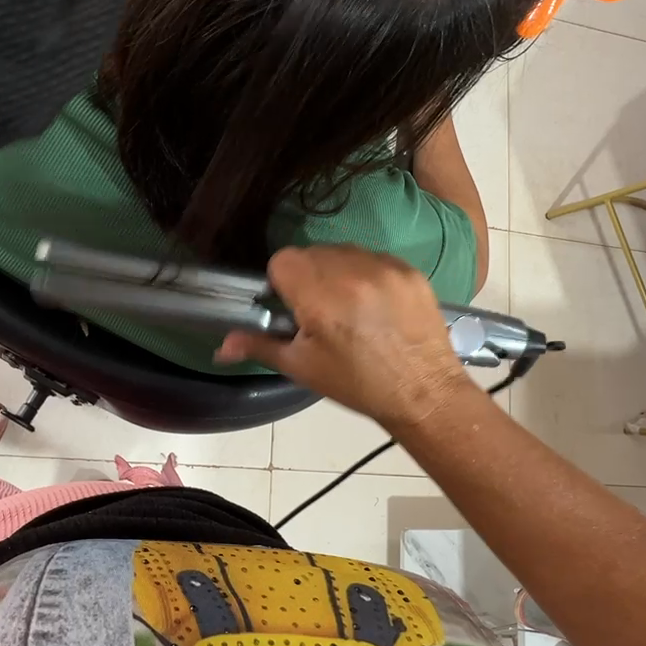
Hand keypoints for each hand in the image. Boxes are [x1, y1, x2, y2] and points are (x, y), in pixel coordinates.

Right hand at [216, 247, 475, 428]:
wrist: (424, 393)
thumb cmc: (356, 384)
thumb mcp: (303, 368)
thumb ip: (259, 346)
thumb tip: (221, 346)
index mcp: (321, 299)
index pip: (283, 260)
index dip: (280, 281)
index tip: (290, 305)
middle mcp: (352, 274)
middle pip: (311, 253)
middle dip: (307, 276)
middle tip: (317, 311)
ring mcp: (384, 268)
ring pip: (341, 252)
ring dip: (336, 272)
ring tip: (347, 307)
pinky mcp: (409, 270)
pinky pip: (372, 258)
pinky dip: (366, 274)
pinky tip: (373, 304)